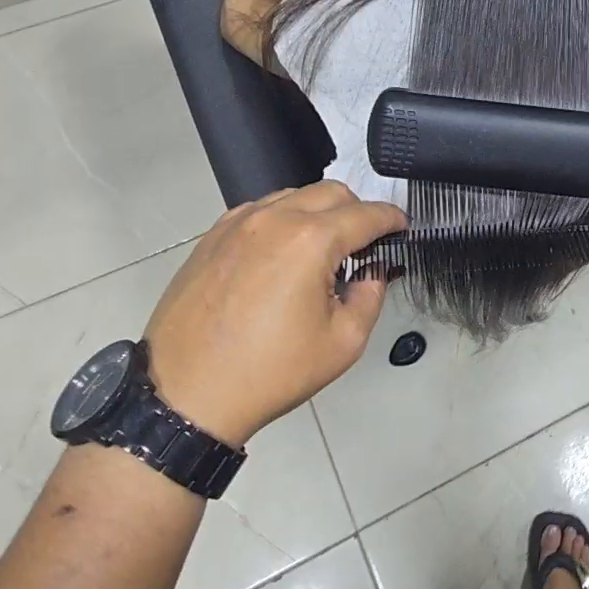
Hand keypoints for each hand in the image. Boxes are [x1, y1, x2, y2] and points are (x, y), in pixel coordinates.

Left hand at [142, 182, 405, 446]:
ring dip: (318, 213)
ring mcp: (238, 223)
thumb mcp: (343, 343)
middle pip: (332, 192)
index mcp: (311, 239)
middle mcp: (275, 217)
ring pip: (294, 196)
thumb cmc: (270, 373)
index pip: (367, 214)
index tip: (402, 229)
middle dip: (357, 211)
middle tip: (364, 246)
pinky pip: (260, 211)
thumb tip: (372, 271)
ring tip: (320, 254)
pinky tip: (282, 257)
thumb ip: (370, 295)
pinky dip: (283, 221)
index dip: (392, 220)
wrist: (185, 396)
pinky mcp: (213, 236)